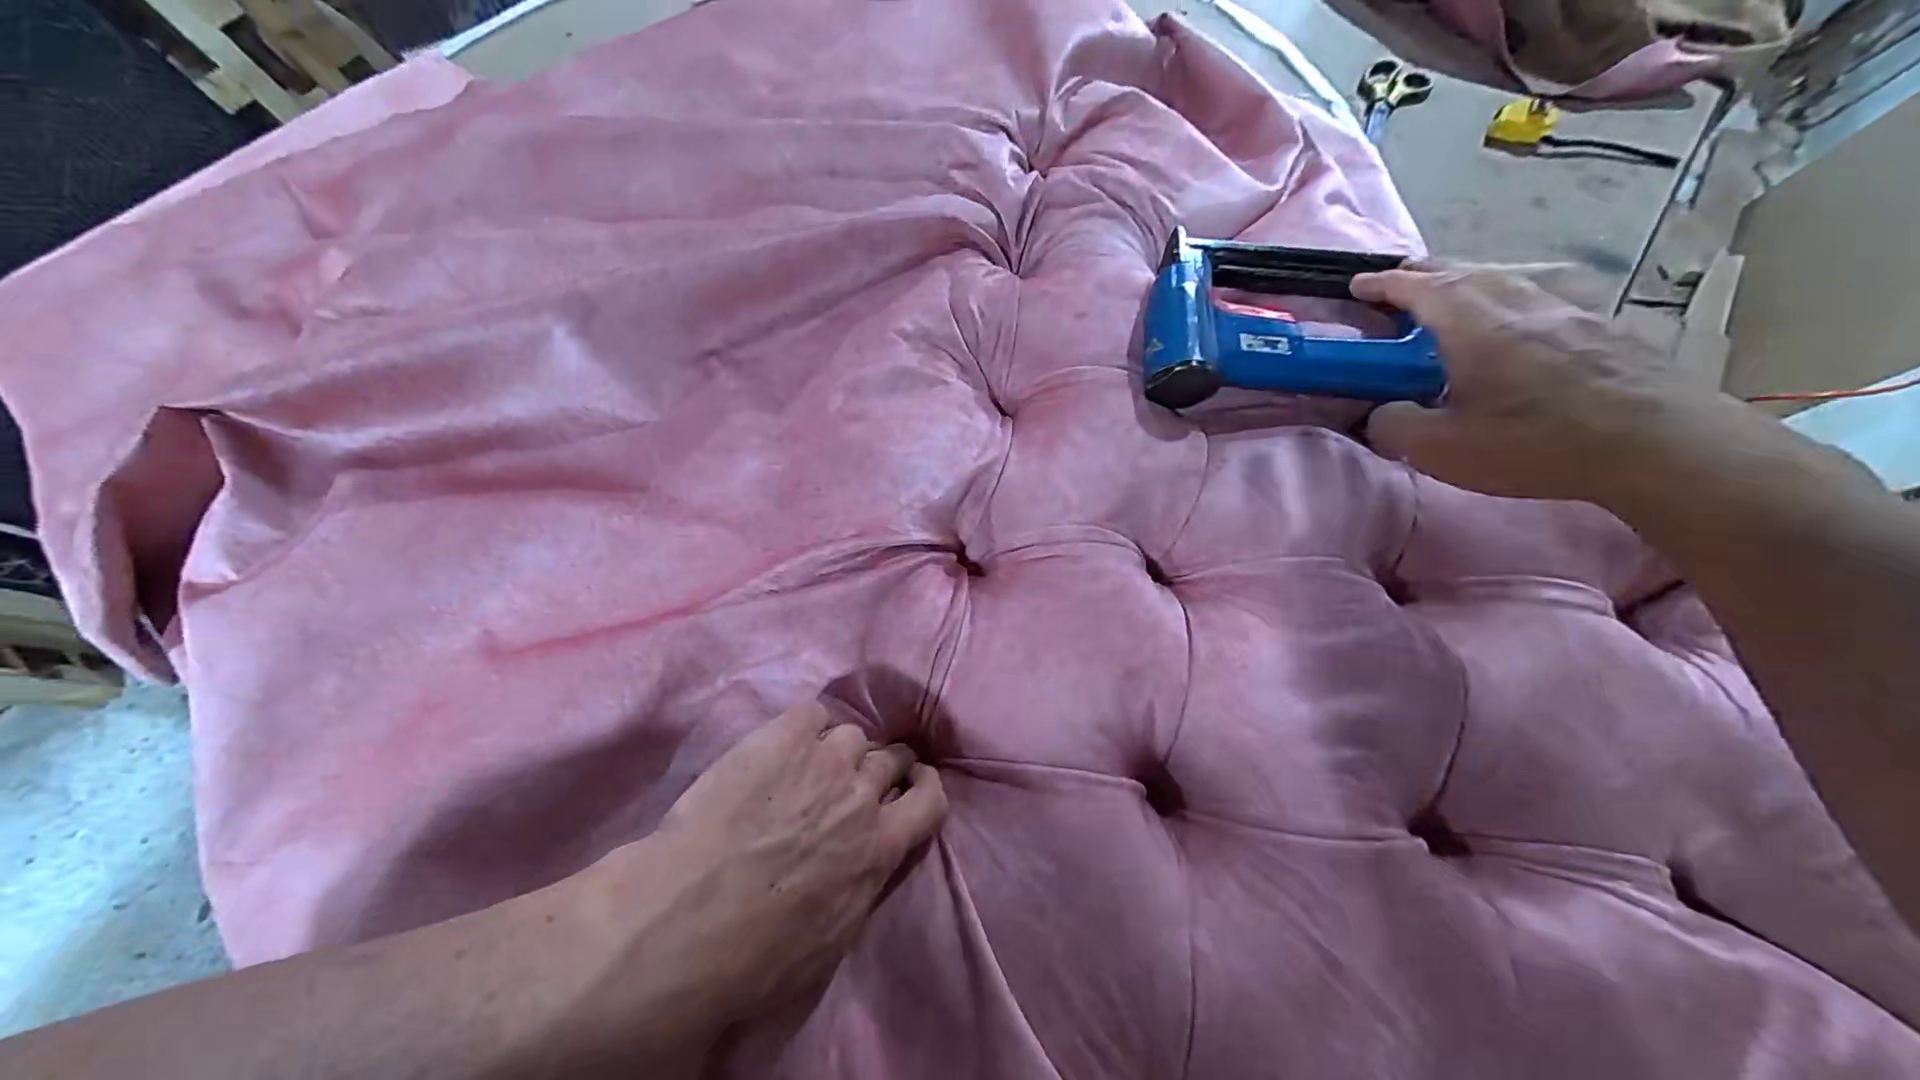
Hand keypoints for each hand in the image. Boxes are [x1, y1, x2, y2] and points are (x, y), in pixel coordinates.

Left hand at [564, 697, 946, 1059]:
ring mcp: (825, 759)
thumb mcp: (832, 944)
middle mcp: (862, 794)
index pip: (930, 800)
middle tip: (857, 775)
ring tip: (811, 761)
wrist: (688, 918)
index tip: (914, 782)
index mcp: (881, 847)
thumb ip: (862, 888)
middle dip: (883, 764)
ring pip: (852, 734)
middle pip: (892, 756)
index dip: (925, 785)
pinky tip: (786, 741)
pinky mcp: (784, 736)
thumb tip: (865, 865)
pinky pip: (813, 713)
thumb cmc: (757, 955)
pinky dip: (808, 726)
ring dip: (841, 748)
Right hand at [1351, 266, 1705, 501]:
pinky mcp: (1604, 324)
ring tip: (1452, 298)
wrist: (1658, 446)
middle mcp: (1522, 303)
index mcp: (1475, 326)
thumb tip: (1380, 412)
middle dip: (1425, 273)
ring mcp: (1570, 308)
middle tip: (1399, 286)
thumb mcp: (1440, 449)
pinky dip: (1514, 294)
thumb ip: (1394, 424)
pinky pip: (1545, 292)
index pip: (1419, 288)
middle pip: (1466, 270)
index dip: (1383, 284)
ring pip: (1508, 276)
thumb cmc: (1536, 445)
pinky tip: (1519, 313)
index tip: (1358, 284)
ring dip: (1469, 279)